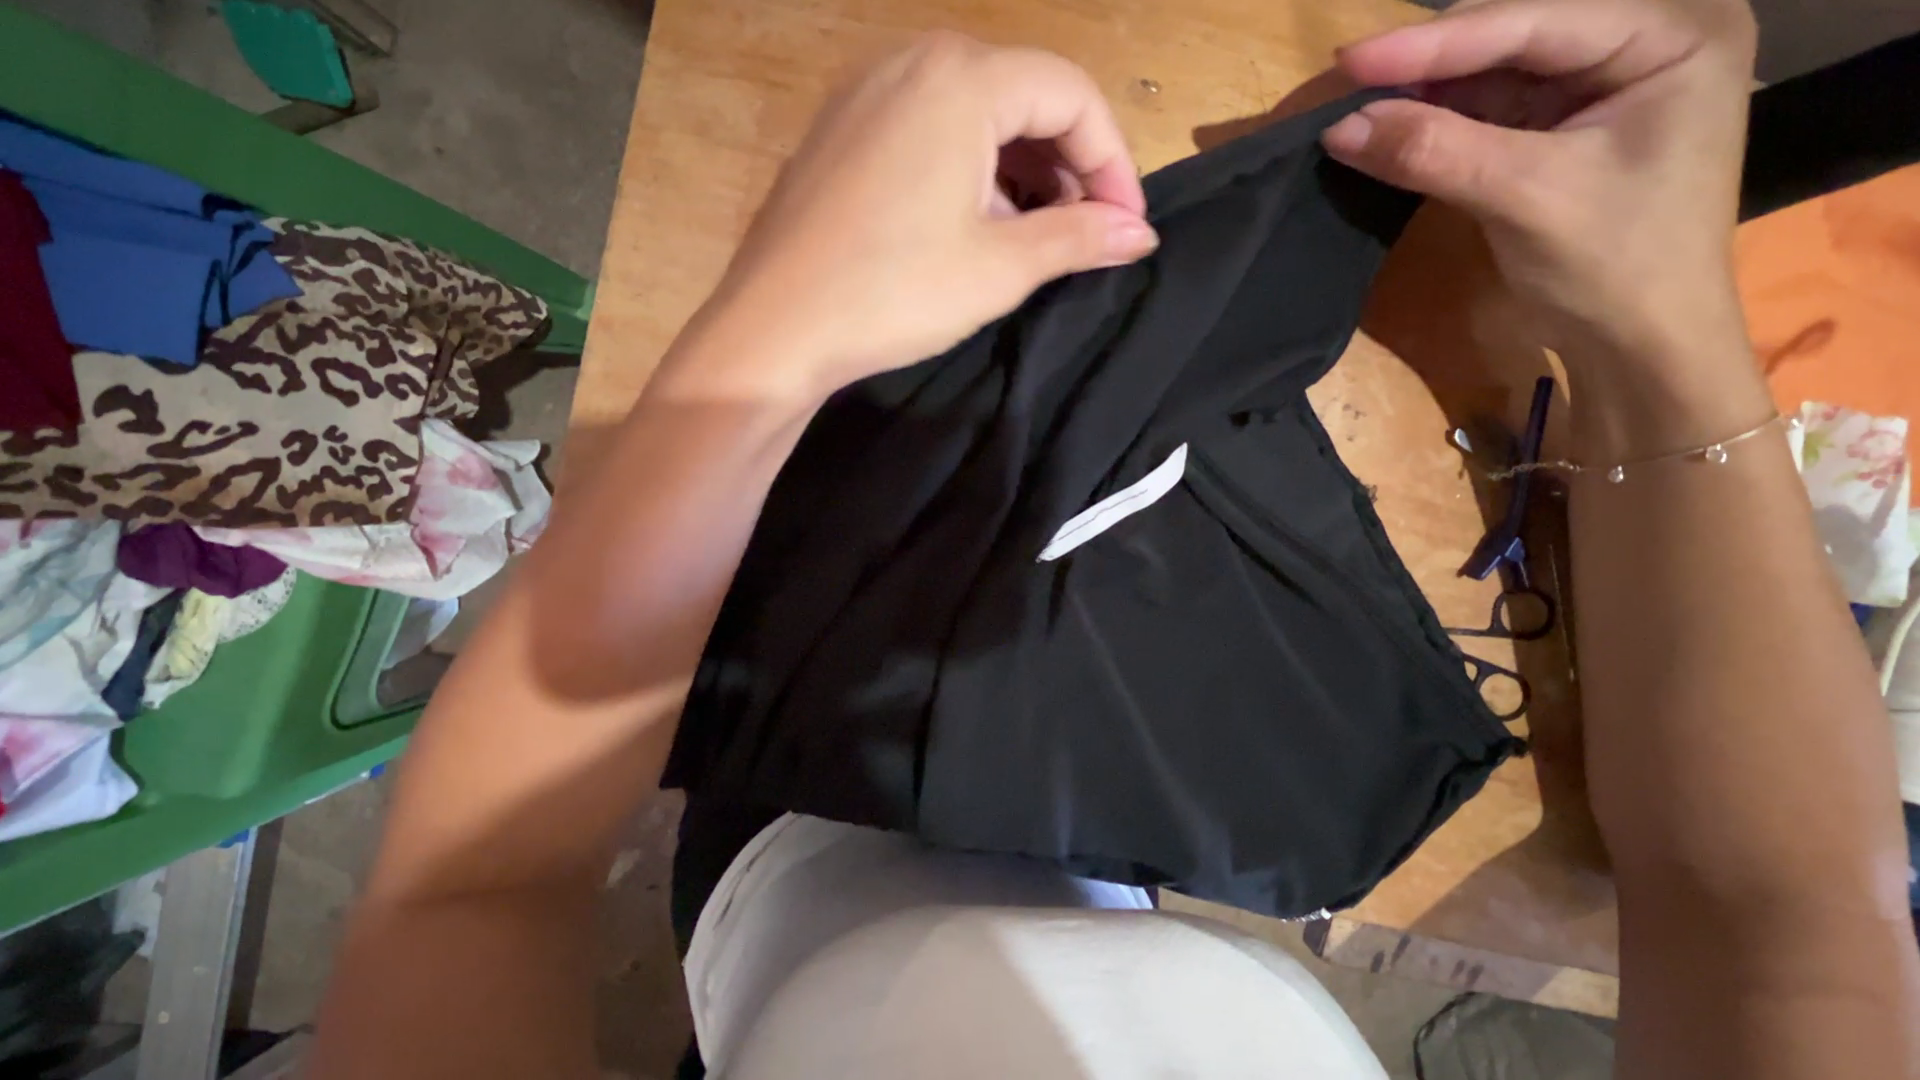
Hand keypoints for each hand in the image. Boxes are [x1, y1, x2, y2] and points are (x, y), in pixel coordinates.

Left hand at [692, 33, 1157, 400]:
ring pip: (975, 112)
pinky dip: (969, 167)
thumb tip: (1140, 234)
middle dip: (1068, 163)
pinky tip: (974, 224)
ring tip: (1035, 236)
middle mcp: (912, 61)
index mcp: (961, 77)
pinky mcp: (842, 128)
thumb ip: (1079, 238)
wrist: (774, 329)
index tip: (1125, 225)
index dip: (1112, 160)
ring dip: (1021, 169)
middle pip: (1024, 94)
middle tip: (1086, 232)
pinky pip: (928, 128)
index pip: (1071, 94)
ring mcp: (868, 91)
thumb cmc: (893, 293)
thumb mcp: (999, 267)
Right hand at [1321, 0, 1758, 371]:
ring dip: (1424, 89)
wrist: (1642, 341)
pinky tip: (1392, 124)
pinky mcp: (1561, 124)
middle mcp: (1642, 38)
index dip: (1433, 42)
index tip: (1349, 59)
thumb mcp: (1526, 198)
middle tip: (1349, 79)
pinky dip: (1437, 120)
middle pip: (1514, 32)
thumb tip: (1339, 127)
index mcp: (1672, 33)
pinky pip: (1487, 107)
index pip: (1535, 21)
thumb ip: (1435, 153)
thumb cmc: (1616, 265)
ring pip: (1492, 69)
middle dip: (1429, 60)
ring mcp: (1600, 82)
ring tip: (1358, 102)